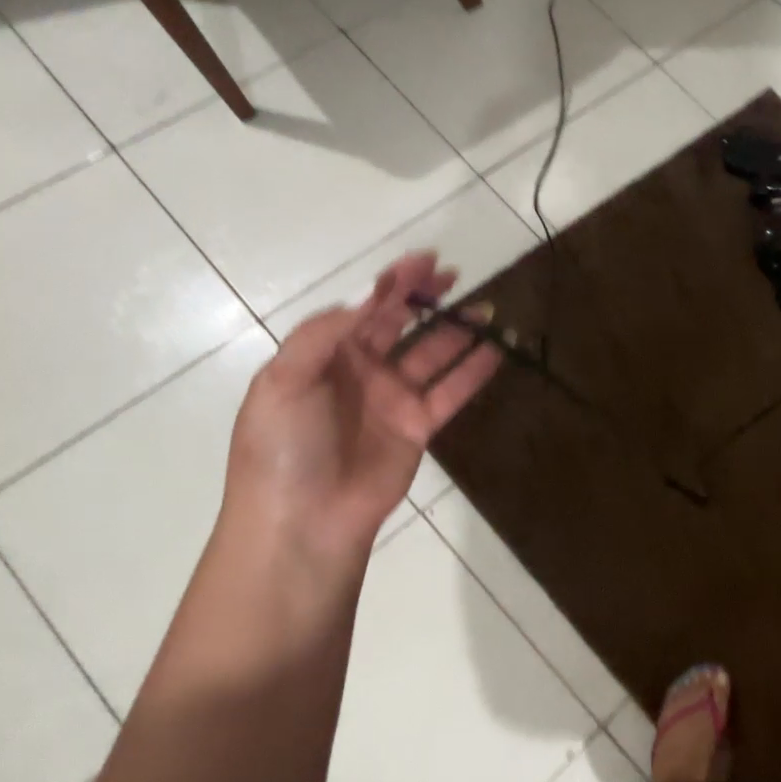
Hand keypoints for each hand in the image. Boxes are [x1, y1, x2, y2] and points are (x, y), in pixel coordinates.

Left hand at [223, 252, 502, 559]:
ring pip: (431, 353)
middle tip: (454, 275)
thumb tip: (369, 295)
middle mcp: (359, 370)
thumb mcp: (283, 382)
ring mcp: (391, 398)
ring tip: (487, 307)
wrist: (302, 522)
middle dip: (424, 296)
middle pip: (398, 323)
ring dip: (457, 329)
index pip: (362, 308)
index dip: (391, 282)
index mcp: (323, 356)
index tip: (424, 260)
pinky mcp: (418, 426)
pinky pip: (451, 390)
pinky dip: (474, 370)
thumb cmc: (283, 448)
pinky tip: (497, 349)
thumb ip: (324, 334)